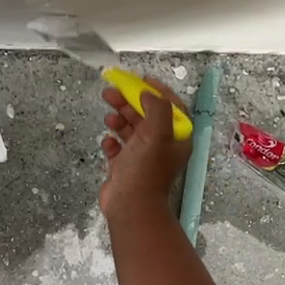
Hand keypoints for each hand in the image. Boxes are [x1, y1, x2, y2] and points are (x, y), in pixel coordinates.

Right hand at [98, 78, 191, 218]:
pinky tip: (108, 141)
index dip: (158, 92)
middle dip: (129, 102)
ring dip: (119, 120)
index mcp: (176, 138)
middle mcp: (161, 146)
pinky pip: (118, 147)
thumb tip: (148, 93)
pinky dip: (112, 142)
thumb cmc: (146, 168)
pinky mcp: (125, 166)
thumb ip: (157, 108)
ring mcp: (142, 157)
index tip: (141, 80)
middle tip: (111, 92)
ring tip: (108, 117)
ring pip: (130, 130)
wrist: (130, 204)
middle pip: (146, 116)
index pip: (171, 108)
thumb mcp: (157, 133)